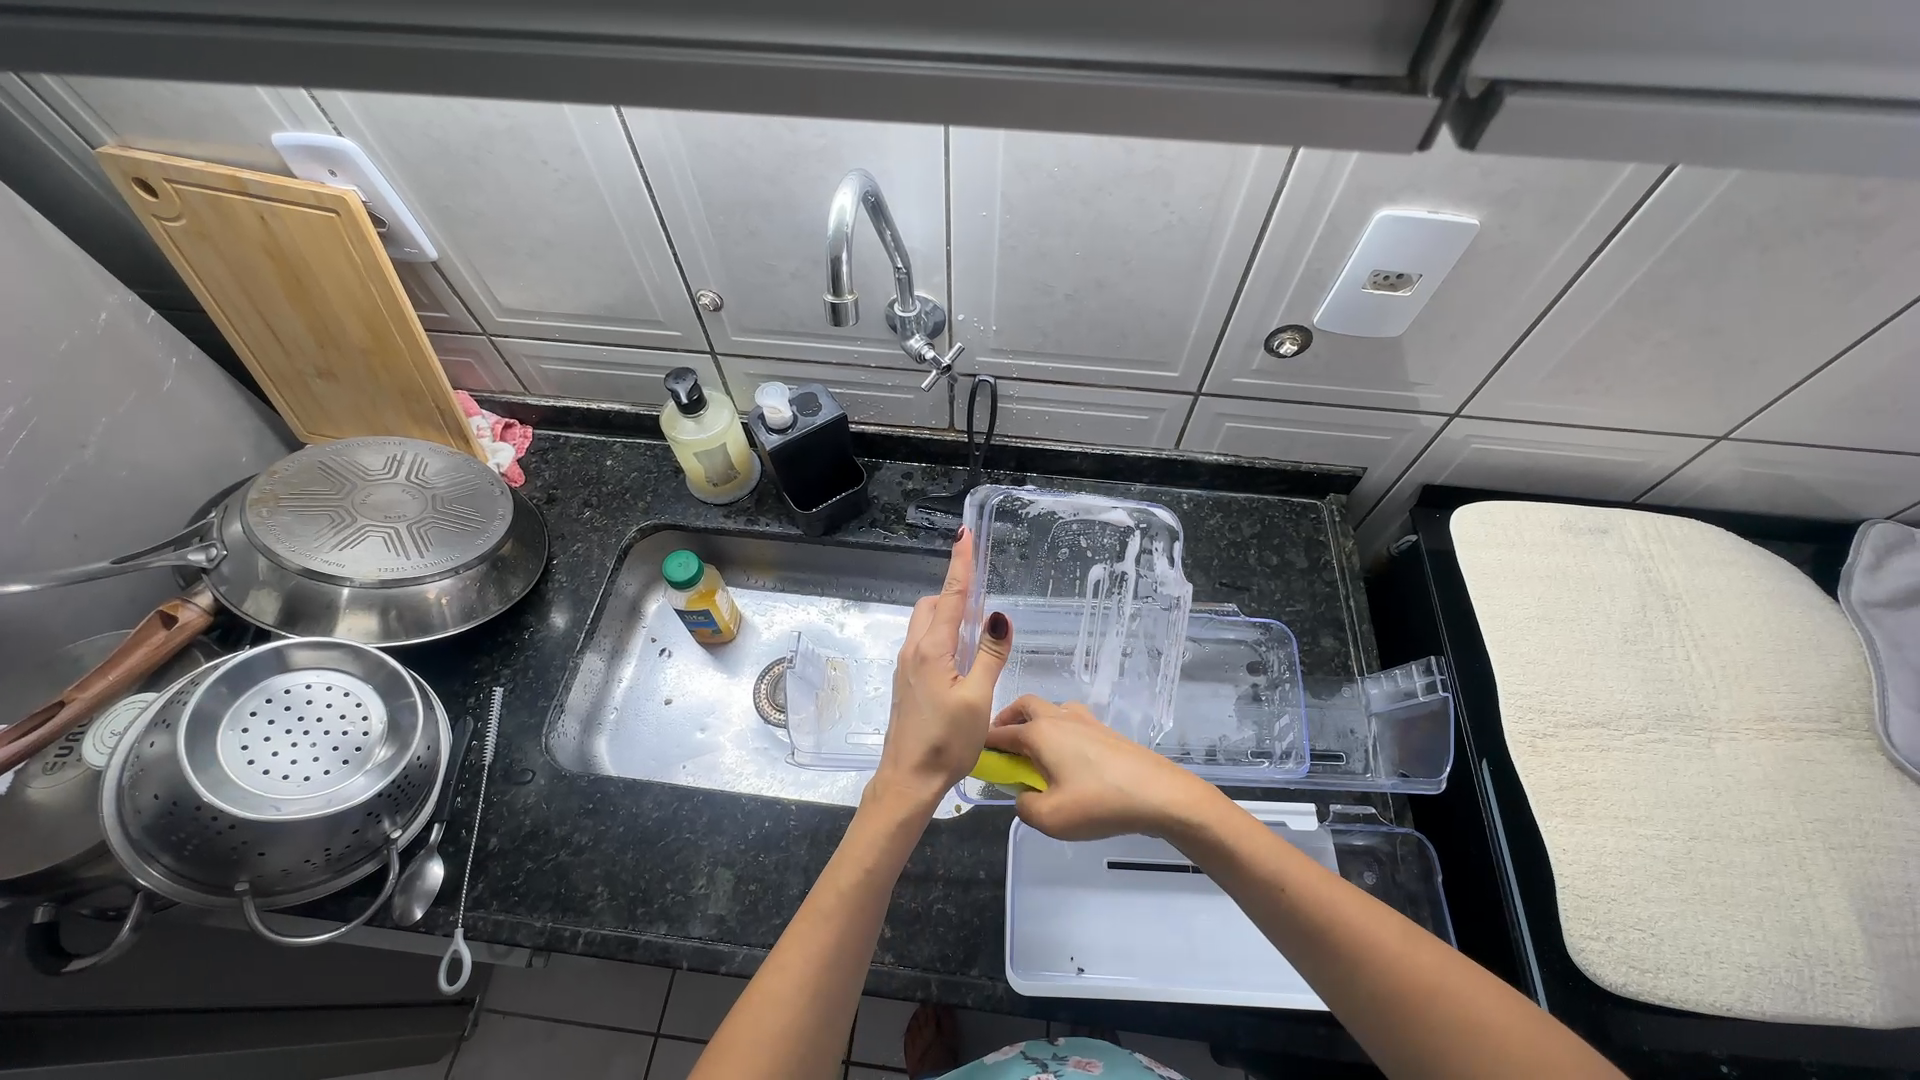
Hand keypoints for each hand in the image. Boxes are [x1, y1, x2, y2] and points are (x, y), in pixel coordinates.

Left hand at [870, 529, 1012, 808]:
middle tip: (981, 594)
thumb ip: (989, 654)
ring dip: (946, 615)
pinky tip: (961, 657)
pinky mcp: (907, 683)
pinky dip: (942, 636)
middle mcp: (913, 650)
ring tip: (976, 627)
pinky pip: (923, 644)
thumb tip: (999, 615)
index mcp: (931, 649)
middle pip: (931, 605)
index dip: (960, 565)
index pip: (949, 596)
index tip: (964, 536)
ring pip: (925, 625)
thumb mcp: (978, 697)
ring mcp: (906, 667)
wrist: (908, 778)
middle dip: (953, 592)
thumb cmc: (947, 741)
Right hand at [983, 695, 1230, 841]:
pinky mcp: (1107, 732)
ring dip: (1035, 722)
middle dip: (1007, 720)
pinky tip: (1066, 760)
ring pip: (1051, 709)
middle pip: (1025, 705)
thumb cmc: (1099, 804)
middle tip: (1001, 747)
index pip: (999, 733)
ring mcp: (1086, 722)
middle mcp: (1059, 718)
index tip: (973, 759)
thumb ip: (1024, 806)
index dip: (982, 745)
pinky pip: (1072, 722)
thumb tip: (1024, 796)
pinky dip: (1058, 732)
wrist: (1160, 795)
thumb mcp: (1049, 818)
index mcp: (1039, 733)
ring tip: (1034, 752)